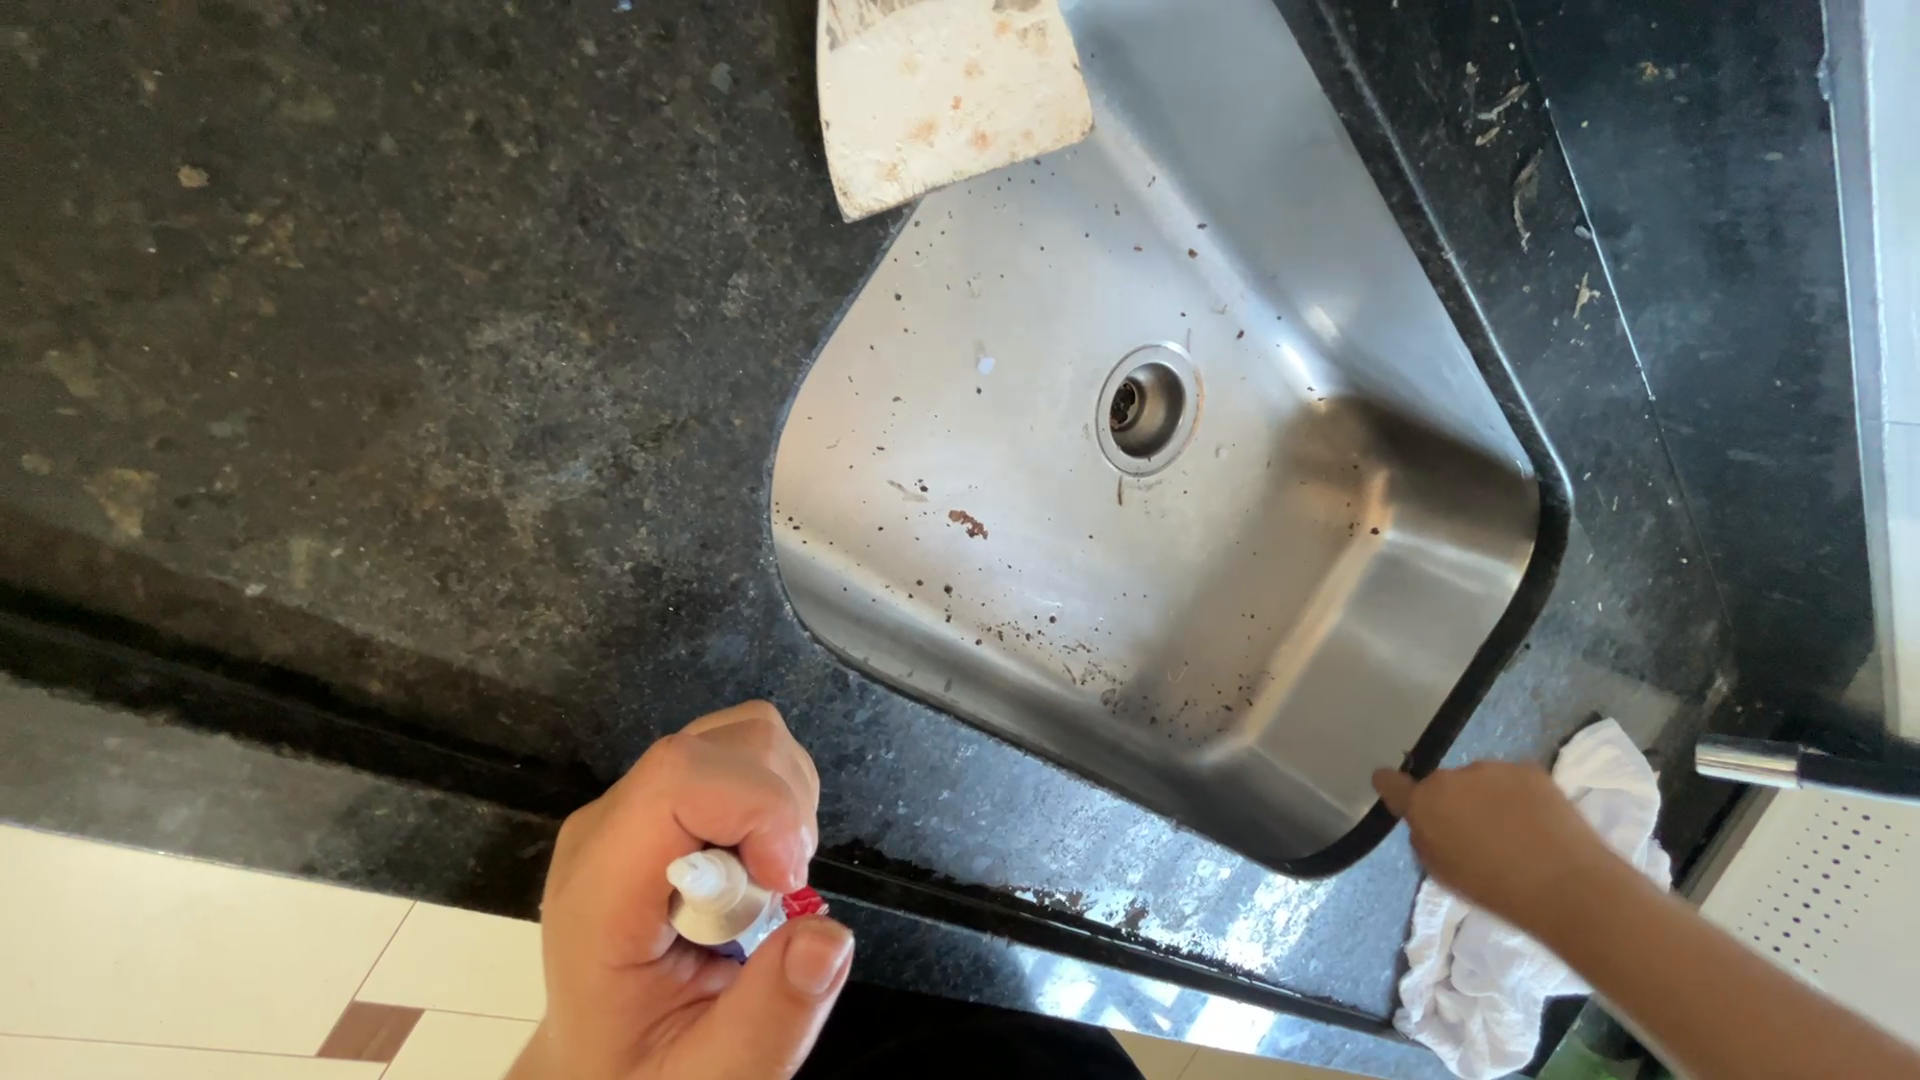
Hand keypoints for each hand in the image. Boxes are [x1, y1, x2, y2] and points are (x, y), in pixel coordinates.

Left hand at [510, 701, 853, 1079]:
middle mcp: (612, 826)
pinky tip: (767, 859)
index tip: (790, 886)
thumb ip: (768, 1023)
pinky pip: (749, 749)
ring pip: (745, 735)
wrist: (598, 1062)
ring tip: (774, 883)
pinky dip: (784, 792)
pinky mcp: (670, 795)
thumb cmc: (639, 1075)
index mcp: (599, 892)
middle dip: (785, 812)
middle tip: (784, 898)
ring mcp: (639, 801)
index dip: (759, 808)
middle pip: (723, 746)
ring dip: (789, 801)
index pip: (678, 778)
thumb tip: (828, 937)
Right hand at [1372, 761, 1625, 932]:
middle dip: (1453, 802)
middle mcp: (1449, 778)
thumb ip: (1426, 839)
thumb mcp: (1443, 872)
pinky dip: (1520, 795)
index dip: (1391, 787)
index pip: (1389, 782)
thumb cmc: (1497, 890)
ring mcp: (1490, 769)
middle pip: (1442, 786)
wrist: (1570, 888)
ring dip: (1487, 797)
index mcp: (1423, 804)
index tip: (1399, 795)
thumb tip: (1430, 823)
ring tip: (1517, 830)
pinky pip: (1513, 779)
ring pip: (1479, 780)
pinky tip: (1539, 822)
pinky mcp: (1529, 770)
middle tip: (1480, 833)